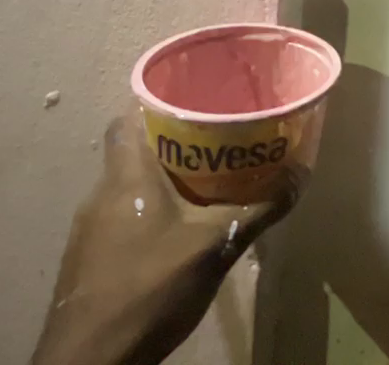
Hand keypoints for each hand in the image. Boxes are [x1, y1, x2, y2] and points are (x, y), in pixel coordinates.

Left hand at [30, 115, 296, 364]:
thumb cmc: (149, 289)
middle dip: (173, 142)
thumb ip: (259, 208)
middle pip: (133, 150)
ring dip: (162, 179)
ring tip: (206, 180)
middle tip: (217, 139)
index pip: (126, 118)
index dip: (155, 102)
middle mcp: (101, 195)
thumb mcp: (216, 246)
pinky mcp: (88, 261)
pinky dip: (150, 211)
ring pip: (128, 185)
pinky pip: (122, 216)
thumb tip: (300, 175)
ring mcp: (89, 230)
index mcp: (125, 177)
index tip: (192, 99)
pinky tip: (179, 228)